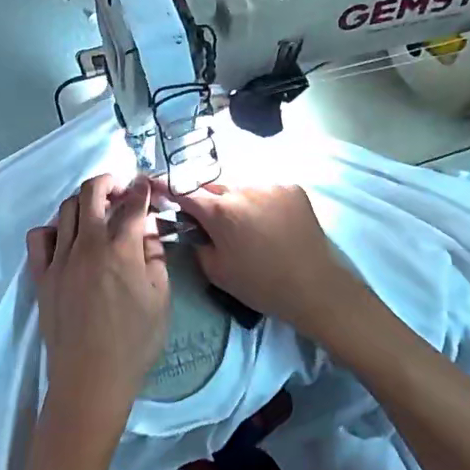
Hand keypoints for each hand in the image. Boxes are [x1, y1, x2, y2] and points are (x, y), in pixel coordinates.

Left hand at [28, 175, 170, 433]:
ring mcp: (60, 258)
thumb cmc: (134, 341)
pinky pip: (39, 238)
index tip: (146, 184)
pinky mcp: (41, 276)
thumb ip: (154, 255)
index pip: (132, 203)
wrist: (91, 378)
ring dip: (84, 201)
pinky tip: (66, 237)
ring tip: (98, 210)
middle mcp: (87, 244)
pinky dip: (52, 227)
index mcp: (121, 248)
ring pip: (66, 209)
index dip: (142, 188)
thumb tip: (147, 227)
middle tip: (122, 189)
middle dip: (109, 181)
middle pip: (91, 193)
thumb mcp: (161, 297)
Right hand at [158, 180, 365, 341]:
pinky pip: (266, 188)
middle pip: (214, 186)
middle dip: (208, 199)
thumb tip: (191, 227)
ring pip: (241, 186)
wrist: (314, 286)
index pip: (184, 191)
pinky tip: (271, 221)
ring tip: (248, 224)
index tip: (155, 183)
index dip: (167, 188)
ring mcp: (270, 185)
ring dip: (237, 199)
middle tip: (213, 220)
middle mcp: (243, 189)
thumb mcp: (217, 272)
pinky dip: (262, 201)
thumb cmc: (261, 285)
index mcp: (220, 211)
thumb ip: (197, 243)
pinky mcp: (292, 187)